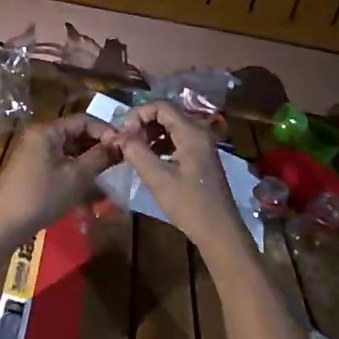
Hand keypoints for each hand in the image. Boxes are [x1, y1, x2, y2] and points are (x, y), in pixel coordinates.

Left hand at [0, 115, 119, 233]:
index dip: (106, 132)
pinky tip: (91, 192)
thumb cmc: (43, 195)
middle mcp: (39, 137)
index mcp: (47, 131)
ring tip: (109, 180)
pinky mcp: (34, 171)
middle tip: (120, 165)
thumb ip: (100, 157)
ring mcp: (35, 154)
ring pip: (70, 153)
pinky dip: (76, 175)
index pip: (83, 120)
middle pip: (76, 136)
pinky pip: (61, 166)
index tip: (125, 148)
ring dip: (89, 165)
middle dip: (99, 150)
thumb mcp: (77, 176)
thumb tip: (120, 144)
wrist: (6, 223)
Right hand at [107, 102, 244, 250]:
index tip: (123, 133)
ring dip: (150, 134)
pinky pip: (176, 140)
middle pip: (166, 114)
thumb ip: (136, 151)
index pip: (161, 106)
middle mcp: (199, 133)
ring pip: (170, 127)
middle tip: (125, 141)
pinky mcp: (200, 158)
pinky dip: (159, 144)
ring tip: (133, 150)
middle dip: (142, 123)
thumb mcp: (157, 178)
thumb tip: (120, 135)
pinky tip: (148, 159)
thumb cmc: (189, 204)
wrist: (219, 231)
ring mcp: (202, 145)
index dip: (138, 114)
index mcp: (192, 133)